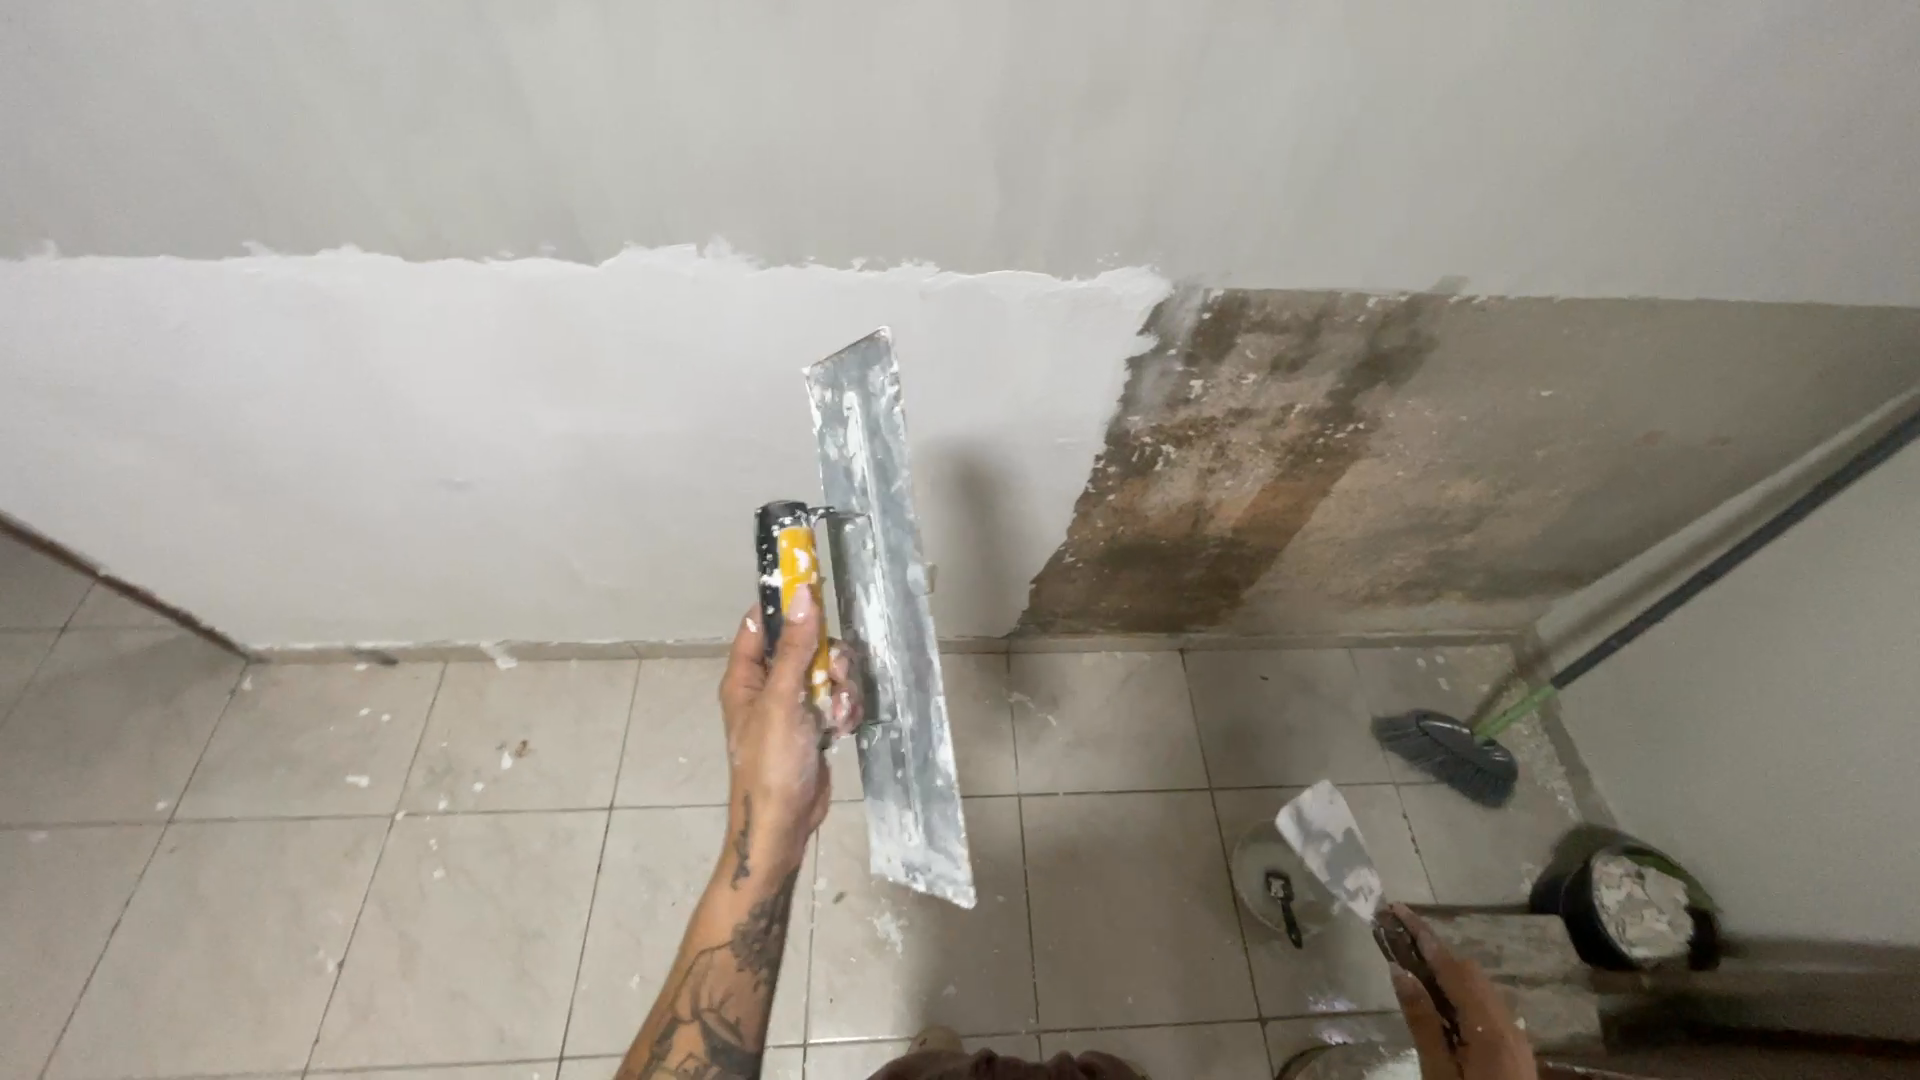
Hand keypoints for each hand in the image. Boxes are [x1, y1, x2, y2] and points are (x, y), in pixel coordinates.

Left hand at [717, 586, 861, 884]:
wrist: (785, 825)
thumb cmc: (771, 763)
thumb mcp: (782, 701)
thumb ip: (793, 647)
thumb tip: (802, 594)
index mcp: (745, 676)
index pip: (761, 622)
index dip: (786, 602)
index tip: (815, 585)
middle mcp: (768, 685)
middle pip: (805, 644)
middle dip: (827, 658)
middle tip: (831, 675)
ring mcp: (794, 705)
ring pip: (827, 671)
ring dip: (840, 689)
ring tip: (836, 714)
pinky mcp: (815, 723)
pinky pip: (837, 698)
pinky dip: (844, 709)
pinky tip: (841, 729)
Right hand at [1385, 904, 1536, 1079]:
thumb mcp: (1438, 1073)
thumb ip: (1421, 1021)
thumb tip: (1399, 970)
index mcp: (1489, 1030)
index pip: (1451, 967)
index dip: (1422, 935)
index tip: (1395, 909)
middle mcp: (1508, 1026)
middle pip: (1468, 970)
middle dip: (1432, 947)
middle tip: (1395, 934)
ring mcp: (1516, 1039)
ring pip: (1479, 986)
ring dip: (1445, 966)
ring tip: (1409, 960)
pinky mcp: (1515, 1051)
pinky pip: (1486, 1004)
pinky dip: (1459, 988)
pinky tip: (1438, 997)